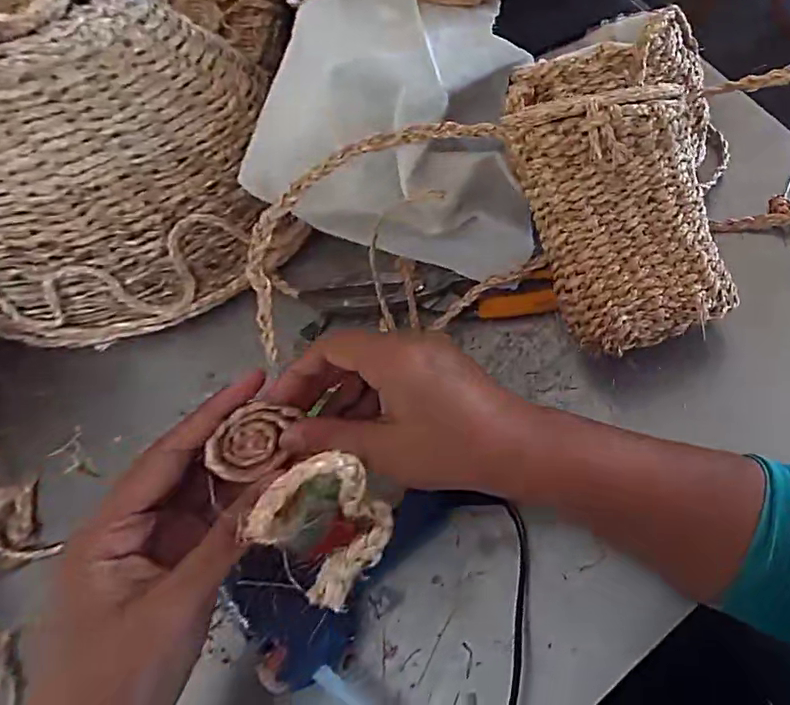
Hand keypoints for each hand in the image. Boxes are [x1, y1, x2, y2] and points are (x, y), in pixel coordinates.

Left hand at [31, 372, 271, 704]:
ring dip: (244, 465)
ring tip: (288, 432)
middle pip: (186, 466)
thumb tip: (281, 478)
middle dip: (233, 433)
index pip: (166, 456)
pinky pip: (212, 518)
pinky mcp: (173, 563)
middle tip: (284, 401)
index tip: (254, 380)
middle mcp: (128, 527)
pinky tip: (275, 480)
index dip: (211, 414)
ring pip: (203, 490)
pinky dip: (244, 499)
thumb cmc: (117, 673)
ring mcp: (152, 546)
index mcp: (108, 530)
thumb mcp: (175, 603)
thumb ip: (227, 537)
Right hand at [278, 330, 538, 496]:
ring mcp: (431, 351)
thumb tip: (288, 436)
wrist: (513, 445)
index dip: (297, 374)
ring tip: (324, 438)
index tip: (276, 410)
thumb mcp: (381, 447)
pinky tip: (362, 429)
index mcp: (394, 352)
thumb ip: (330, 437)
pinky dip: (374, 394)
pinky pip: (397, 371)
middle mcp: (412, 342)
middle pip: (352, 352)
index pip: (331, 345)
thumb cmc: (446, 447)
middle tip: (294, 428)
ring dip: (346, 395)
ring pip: (374, 364)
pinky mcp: (443, 365)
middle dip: (319, 388)